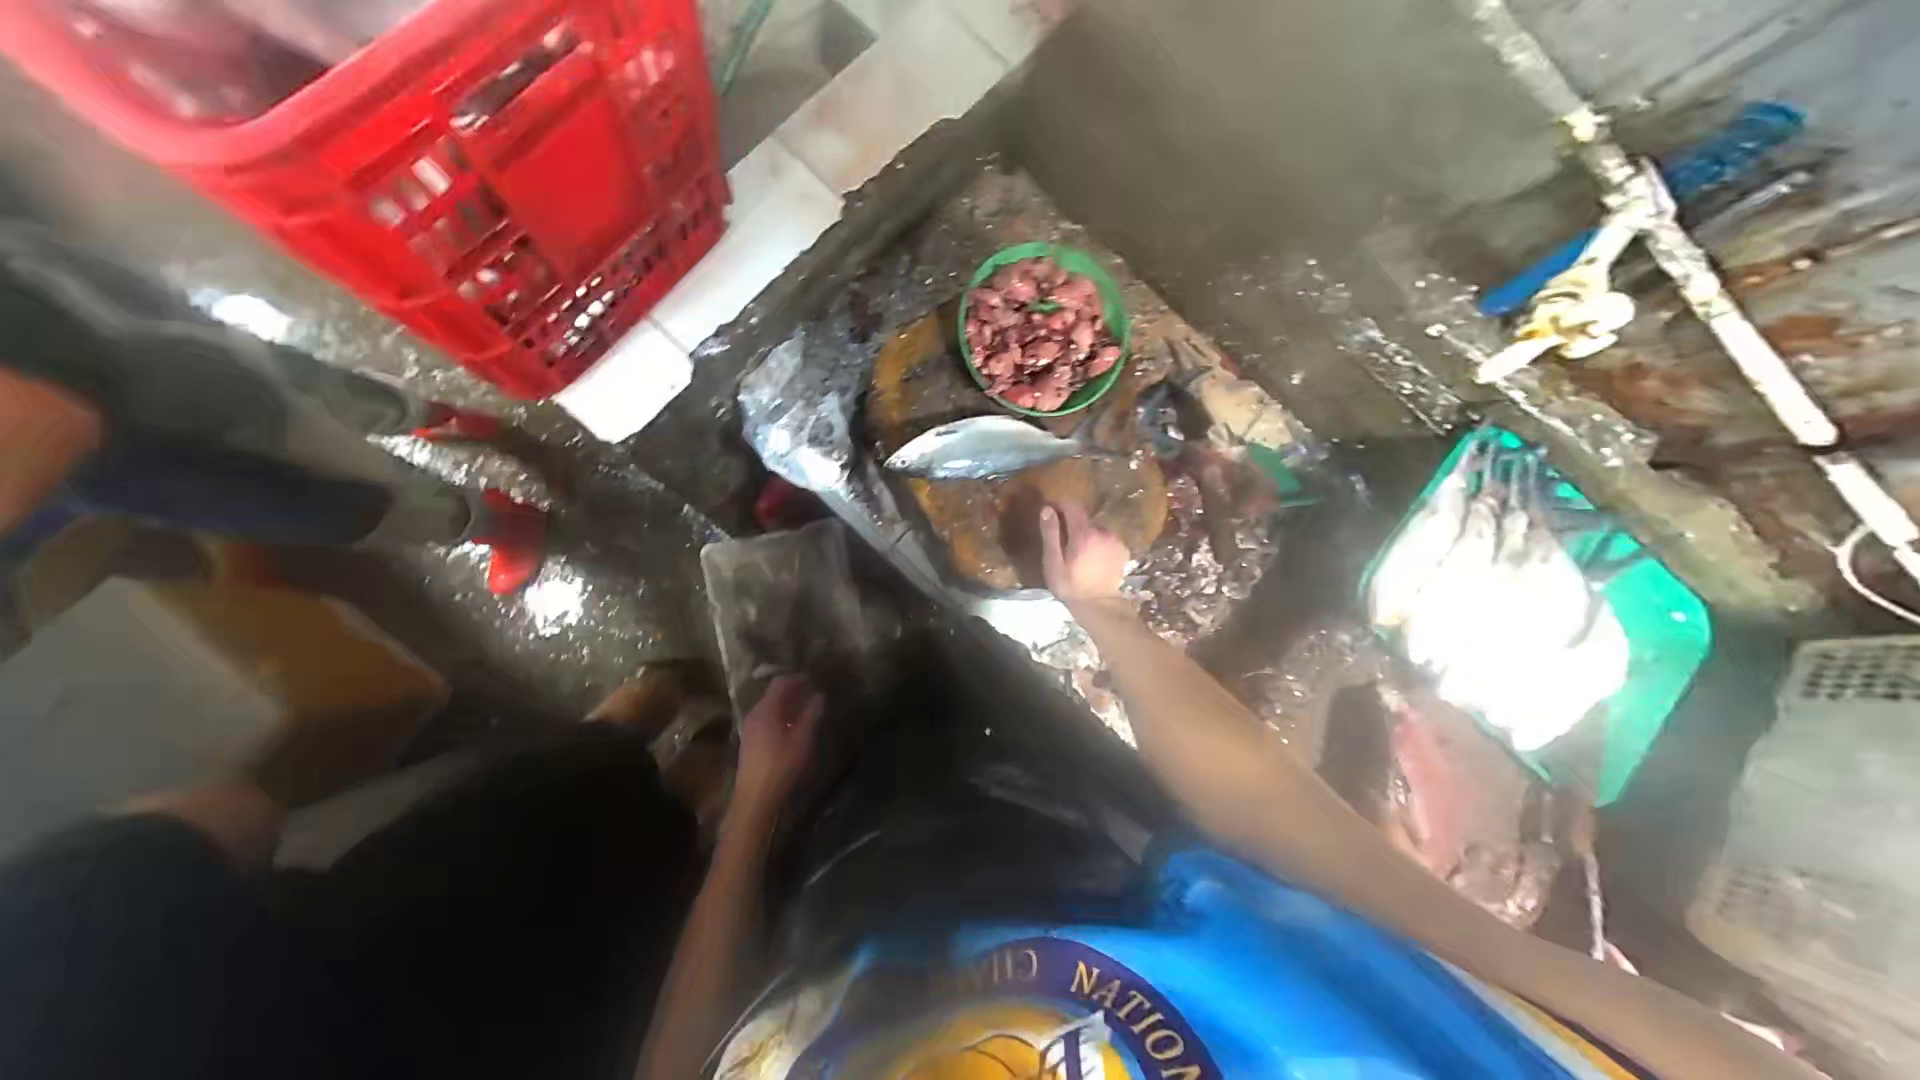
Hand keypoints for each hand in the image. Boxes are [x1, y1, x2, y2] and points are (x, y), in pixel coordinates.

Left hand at [731, 674, 824, 826]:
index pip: (780, 683)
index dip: (797, 678)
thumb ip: (811, 715)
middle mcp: (754, 715)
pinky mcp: (751, 740)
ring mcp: (750, 728)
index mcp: (765, 711)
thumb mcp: (802, 740)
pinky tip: (793, 723)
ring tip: (806, 705)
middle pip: (773, 694)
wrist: (756, 798)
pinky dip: (781, 713)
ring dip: (787, 703)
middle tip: (812, 690)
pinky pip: (767, 717)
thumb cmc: (781, 767)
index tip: (813, 678)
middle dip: (793, 689)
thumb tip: (819, 696)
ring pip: (770, 706)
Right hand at [1039, 503, 1130, 602]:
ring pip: (1096, 530)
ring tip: (1080, 556)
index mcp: (1084, 533)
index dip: (1061, 507)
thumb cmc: (1070, 586)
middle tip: (1065, 547)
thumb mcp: (1053, 562)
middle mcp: (1103, 531)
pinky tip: (1094, 560)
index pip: (1073, 506)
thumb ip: (1050, 534)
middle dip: (1074, 527)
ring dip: (1087, 536)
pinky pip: (1106, 540)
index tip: (1053, 516)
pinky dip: (1099, 544)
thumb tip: (1047, 508)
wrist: (1099, 606)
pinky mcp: (1122, 549)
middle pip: (1084, 519)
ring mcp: (1115, 540)